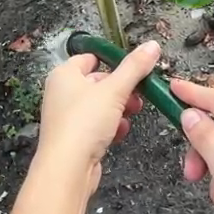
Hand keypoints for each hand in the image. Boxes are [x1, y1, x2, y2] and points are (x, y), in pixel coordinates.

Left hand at [35, 40, 160, 194]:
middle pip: (98, 83)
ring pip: (100, 106)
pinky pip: (97, 126)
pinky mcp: (76, 138)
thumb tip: (151, 46)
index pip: (90, 57)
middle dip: (121, 90)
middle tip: (138, 95)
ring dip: (119, 109)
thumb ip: (135, 67)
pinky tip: (119, 132)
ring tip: (131, 114)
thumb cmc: (82, 124)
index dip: (113, 62)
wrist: (68, 168)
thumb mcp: (115, 90)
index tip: (134, 68)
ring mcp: (68, 117)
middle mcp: (62, 93)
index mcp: (64, 75)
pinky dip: (111, 127)